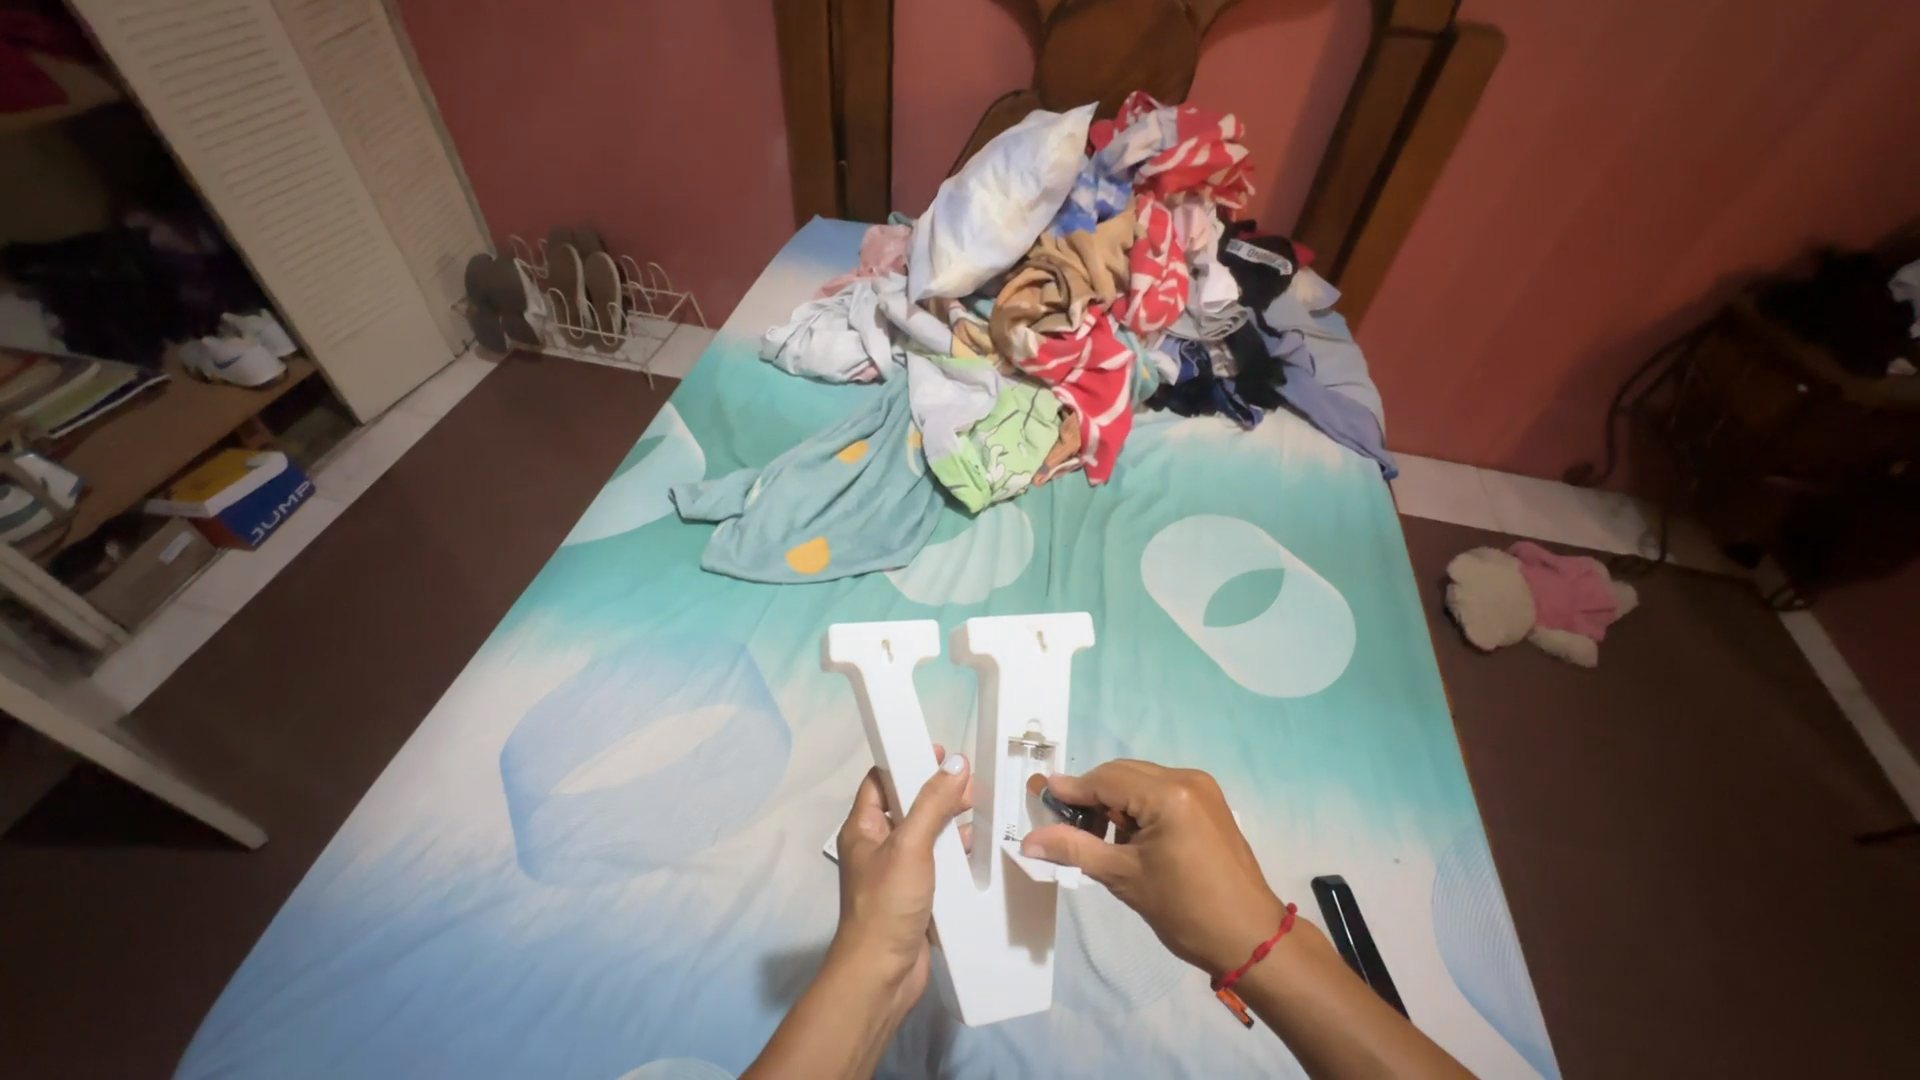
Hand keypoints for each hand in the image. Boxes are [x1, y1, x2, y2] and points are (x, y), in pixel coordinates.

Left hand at [830, 746, 972, 1014]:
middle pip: (909, 804)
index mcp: (864, 827)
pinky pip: (938, 863)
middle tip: (972, 784)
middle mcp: (878, 845)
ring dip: (951, 822)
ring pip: (927, 834)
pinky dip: (957, 854)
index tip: (941, 753)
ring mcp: (897, 871)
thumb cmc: (887, 903)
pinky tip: (980, 849)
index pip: (881, 779)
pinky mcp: (916, 894)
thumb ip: (933, 803)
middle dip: (938, 791)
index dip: (908, 761)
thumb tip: (956, 763)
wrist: (881, 975)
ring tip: (982, 812)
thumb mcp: (911, 845)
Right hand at [1022, 759, 1283, 975]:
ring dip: (1114, 802)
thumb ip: (1074, 848)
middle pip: (1122, 774)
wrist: (1250, 939)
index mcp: (1168, 794)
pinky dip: (1138, 806)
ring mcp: (1200, 787)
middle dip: (1093, 796)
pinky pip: (1159, 790)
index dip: (1071, 790)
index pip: (1105, 780)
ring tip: (1101, 840)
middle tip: (1068, 827)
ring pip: (1139, 780)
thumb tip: (1030, 840)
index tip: (1040, 795)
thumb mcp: (1123, 877)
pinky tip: (1129, 837)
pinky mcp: (1208, 801)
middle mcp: (1185, 778)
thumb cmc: (1185, 910)